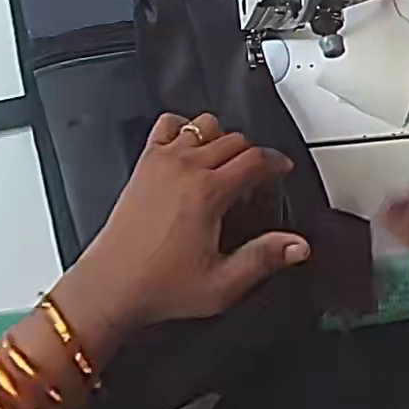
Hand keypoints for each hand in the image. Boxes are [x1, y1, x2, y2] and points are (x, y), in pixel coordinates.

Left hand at [56, 112, 310, 341]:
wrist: (112, 284)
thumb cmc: (160, 285)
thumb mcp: (222, 285)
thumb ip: (263, 259)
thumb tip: (296, 245)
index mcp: (208, 192)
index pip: (255, 159)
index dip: (276, 162)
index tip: (281, 168)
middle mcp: (187, 167)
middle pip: (234, 139)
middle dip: (251, 154)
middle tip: (254, 176)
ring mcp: (163, 159)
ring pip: (205, 124)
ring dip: (220, 137)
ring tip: (224, 161)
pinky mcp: (145, 161)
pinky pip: (167, 123)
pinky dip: (182, 127)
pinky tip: (188, 146)